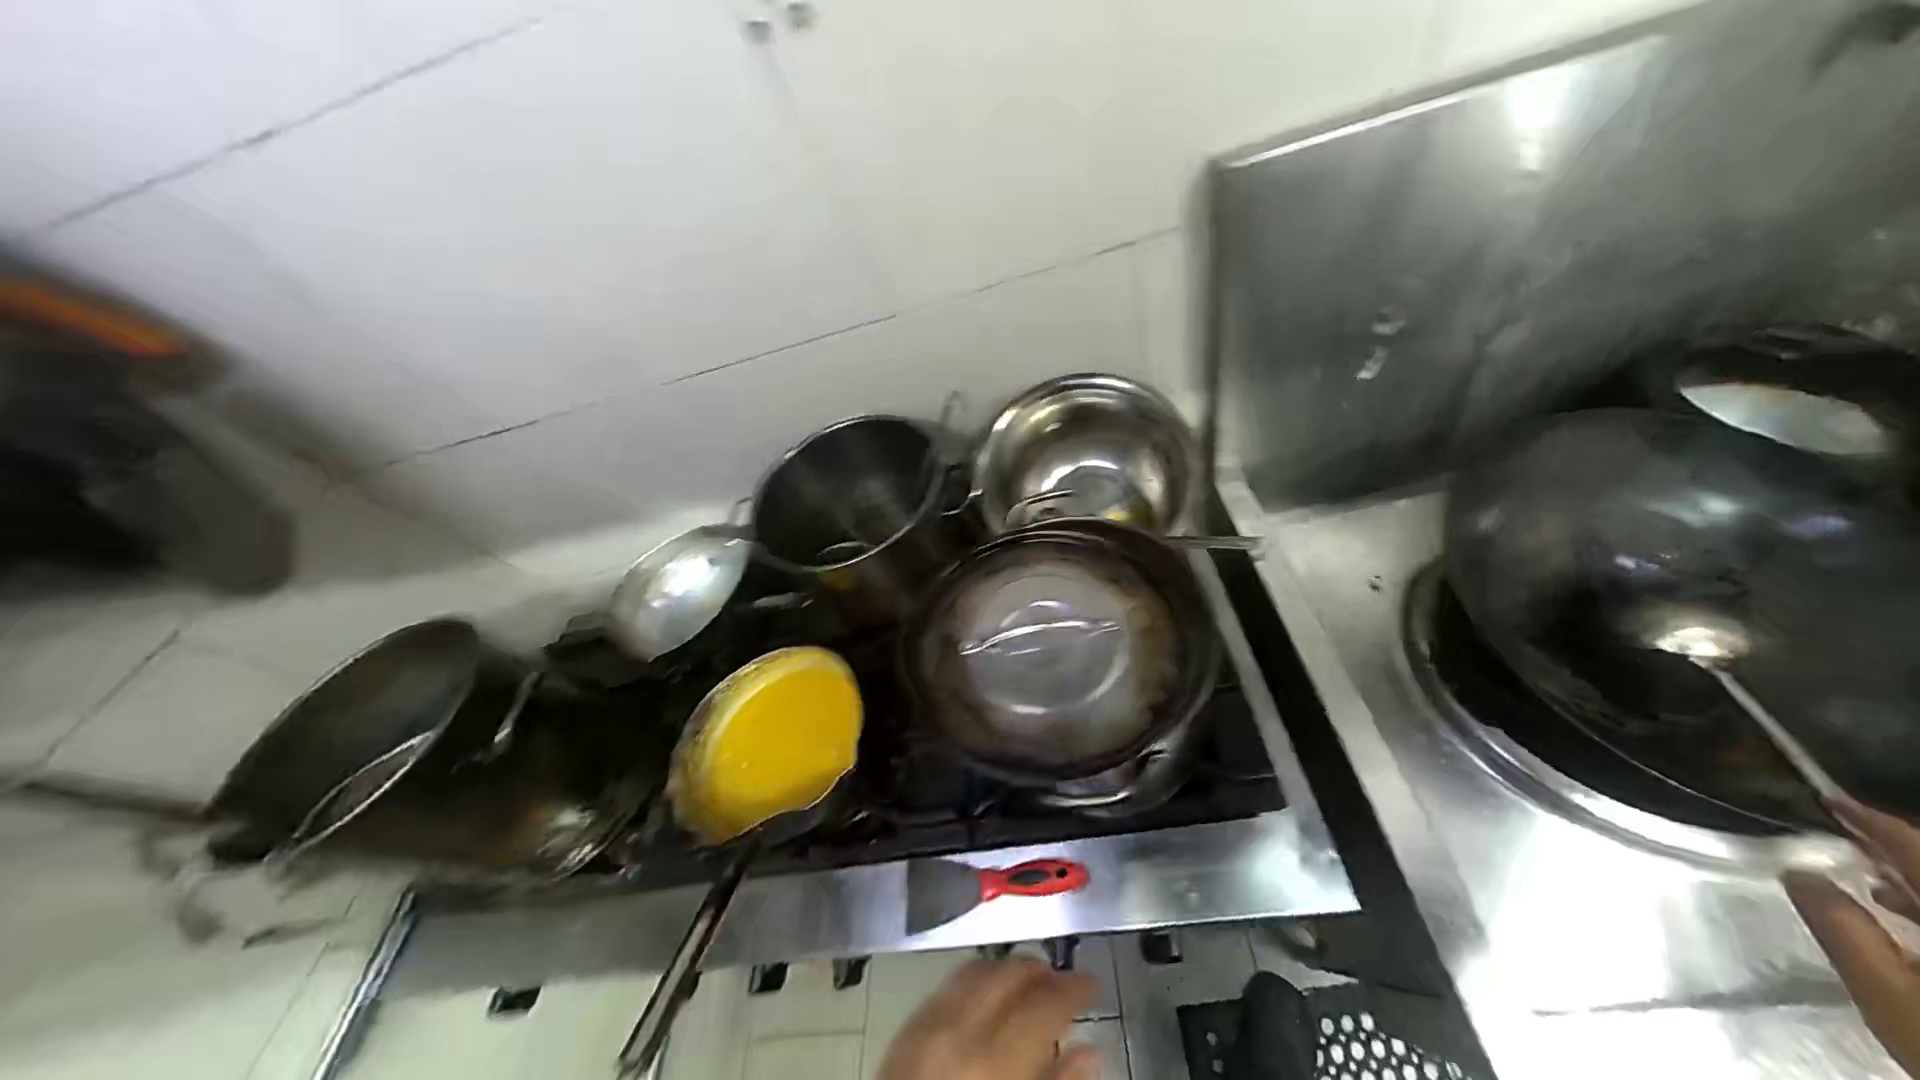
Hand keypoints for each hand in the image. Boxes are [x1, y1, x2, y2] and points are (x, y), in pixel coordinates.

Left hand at [874, 958, 1099, 1079]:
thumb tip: (1088, 1054)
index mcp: (997, 1060)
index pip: (1047, 1002)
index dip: (1076, 987)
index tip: (1090, 983)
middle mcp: (961, 1030)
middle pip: (1010, 974)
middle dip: (1041, 971)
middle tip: (1063, 981)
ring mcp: (928, 1024)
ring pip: (977, 970)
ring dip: (1007, 969)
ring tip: (1028, 983)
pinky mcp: (906, 1028)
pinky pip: (947, 985)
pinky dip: (974, 979)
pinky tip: (985, 994)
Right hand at [1785, 799, 1919, 1076]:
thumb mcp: (1884, 990)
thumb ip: (1840, 927)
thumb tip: (1798, 872)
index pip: (1915, 850)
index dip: (1873, 822)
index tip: (1830, 800)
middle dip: (1890, 847)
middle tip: (1839, 832)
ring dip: (1909, 874)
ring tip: (1864, 871)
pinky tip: (1901, 907)